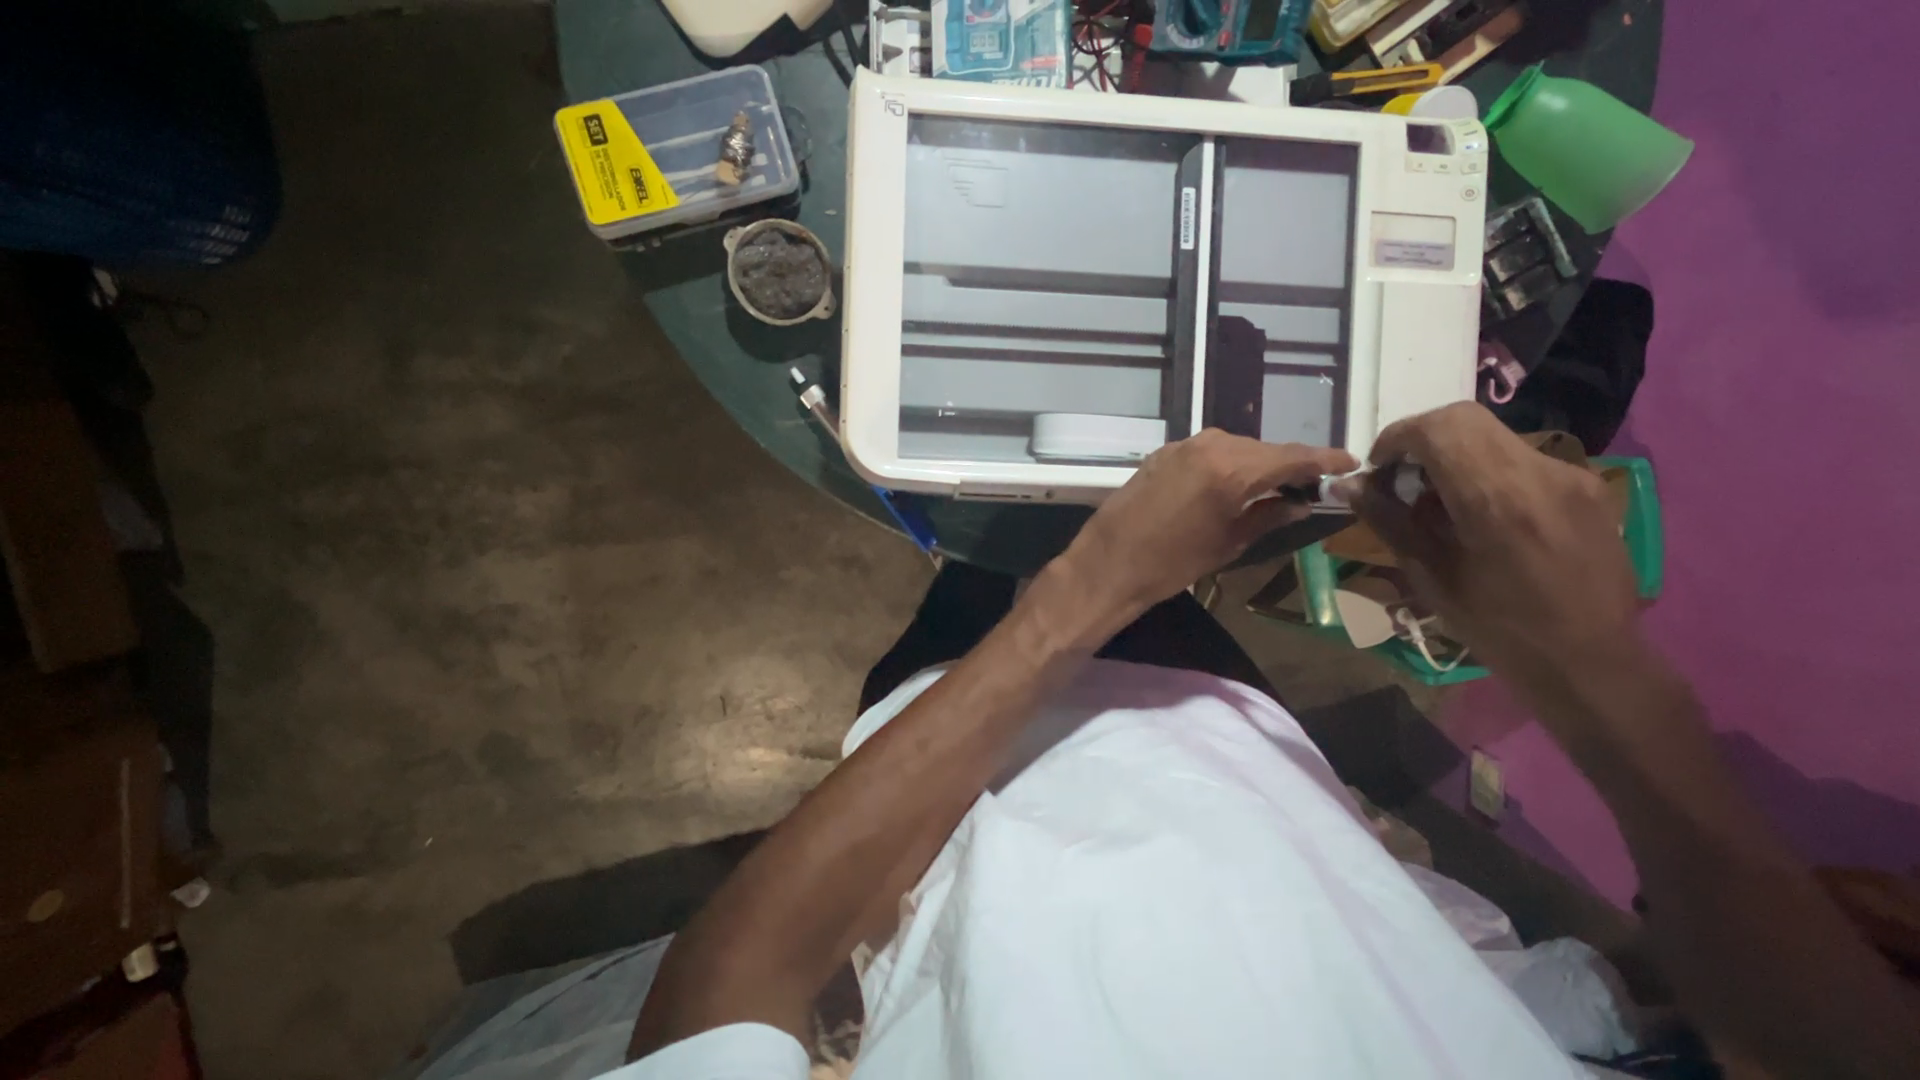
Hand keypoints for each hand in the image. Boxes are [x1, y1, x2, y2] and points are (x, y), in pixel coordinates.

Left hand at [1057, 430, 1355, 628]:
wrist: (1109, 563)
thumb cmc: (1172, 563)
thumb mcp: (1230, 542)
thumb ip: (1269, 514)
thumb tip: (1301, 502)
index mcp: (1233, 469)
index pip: (1291, 457)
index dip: (1323, 460)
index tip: (1349, 463)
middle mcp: (1211, 446)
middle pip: (1265, 449)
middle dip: (1291, 465)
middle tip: (1313, 483)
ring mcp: (1184, 445)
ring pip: (1237, 448)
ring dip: (1259, 464)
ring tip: (1278, 486)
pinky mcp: (1164, 452)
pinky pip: (1210, 451)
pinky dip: (1229, 463)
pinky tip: (1237, 482)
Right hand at [1346, 403, 1642, 703]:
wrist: (1590, 660)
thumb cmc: (1499, 628)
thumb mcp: (1431, 577)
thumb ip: (1388, 520)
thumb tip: (1349, 484)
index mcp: (1495, 500)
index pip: (1438, 429)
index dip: (1398, 438)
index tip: (1379, 469)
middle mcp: (1537, 473)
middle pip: (1465, 420)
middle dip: (1422, 439)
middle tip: (1403, 479)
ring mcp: (1569, 476)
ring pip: (1494, 436)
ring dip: (1455, 455)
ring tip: (1440, 503)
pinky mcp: (1586, 485)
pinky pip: (1522, 459)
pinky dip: (1488, 470)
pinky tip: (1482, 516)